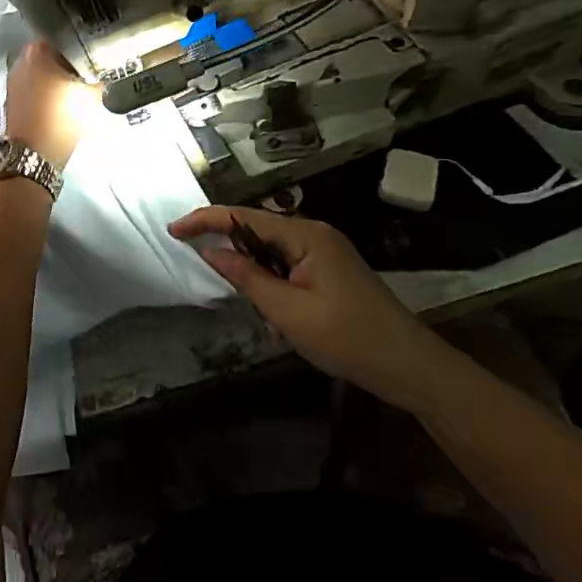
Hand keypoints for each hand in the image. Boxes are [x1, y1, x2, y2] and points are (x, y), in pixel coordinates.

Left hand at [4, 41, 98, 171]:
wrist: (33, 155)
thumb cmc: (61, 118)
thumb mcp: (91, 94)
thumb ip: (100, 74)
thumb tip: (108, 65)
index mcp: (39, 49)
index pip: (68, 33)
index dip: (86, 41)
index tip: (101, 51)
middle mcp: (23, 58)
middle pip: (56, 53)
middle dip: (74, 61)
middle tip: (96, 71)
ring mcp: (15, 79)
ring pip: (46, 70)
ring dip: (62, 76)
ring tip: (83, 87)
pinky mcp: (14, 98)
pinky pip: (38, 86)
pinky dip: (51, 90)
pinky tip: (66, 100)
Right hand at [168, 206, 446, 411]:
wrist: (407, 364)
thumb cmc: (347, 338)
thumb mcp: (288, 313)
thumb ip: (247, 278)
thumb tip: (211, 252)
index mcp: (306, 235)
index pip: (244, 217)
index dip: (206, 220)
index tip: (173, 230)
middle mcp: (316, 233)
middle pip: (258, 231)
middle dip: (233, 253)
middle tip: (213, 278)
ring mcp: (326, 251)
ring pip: (273, 252)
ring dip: (257, 277)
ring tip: (265, 316)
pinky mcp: (331, 270)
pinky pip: (290, 267)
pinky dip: (275, 286)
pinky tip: (281, 318)